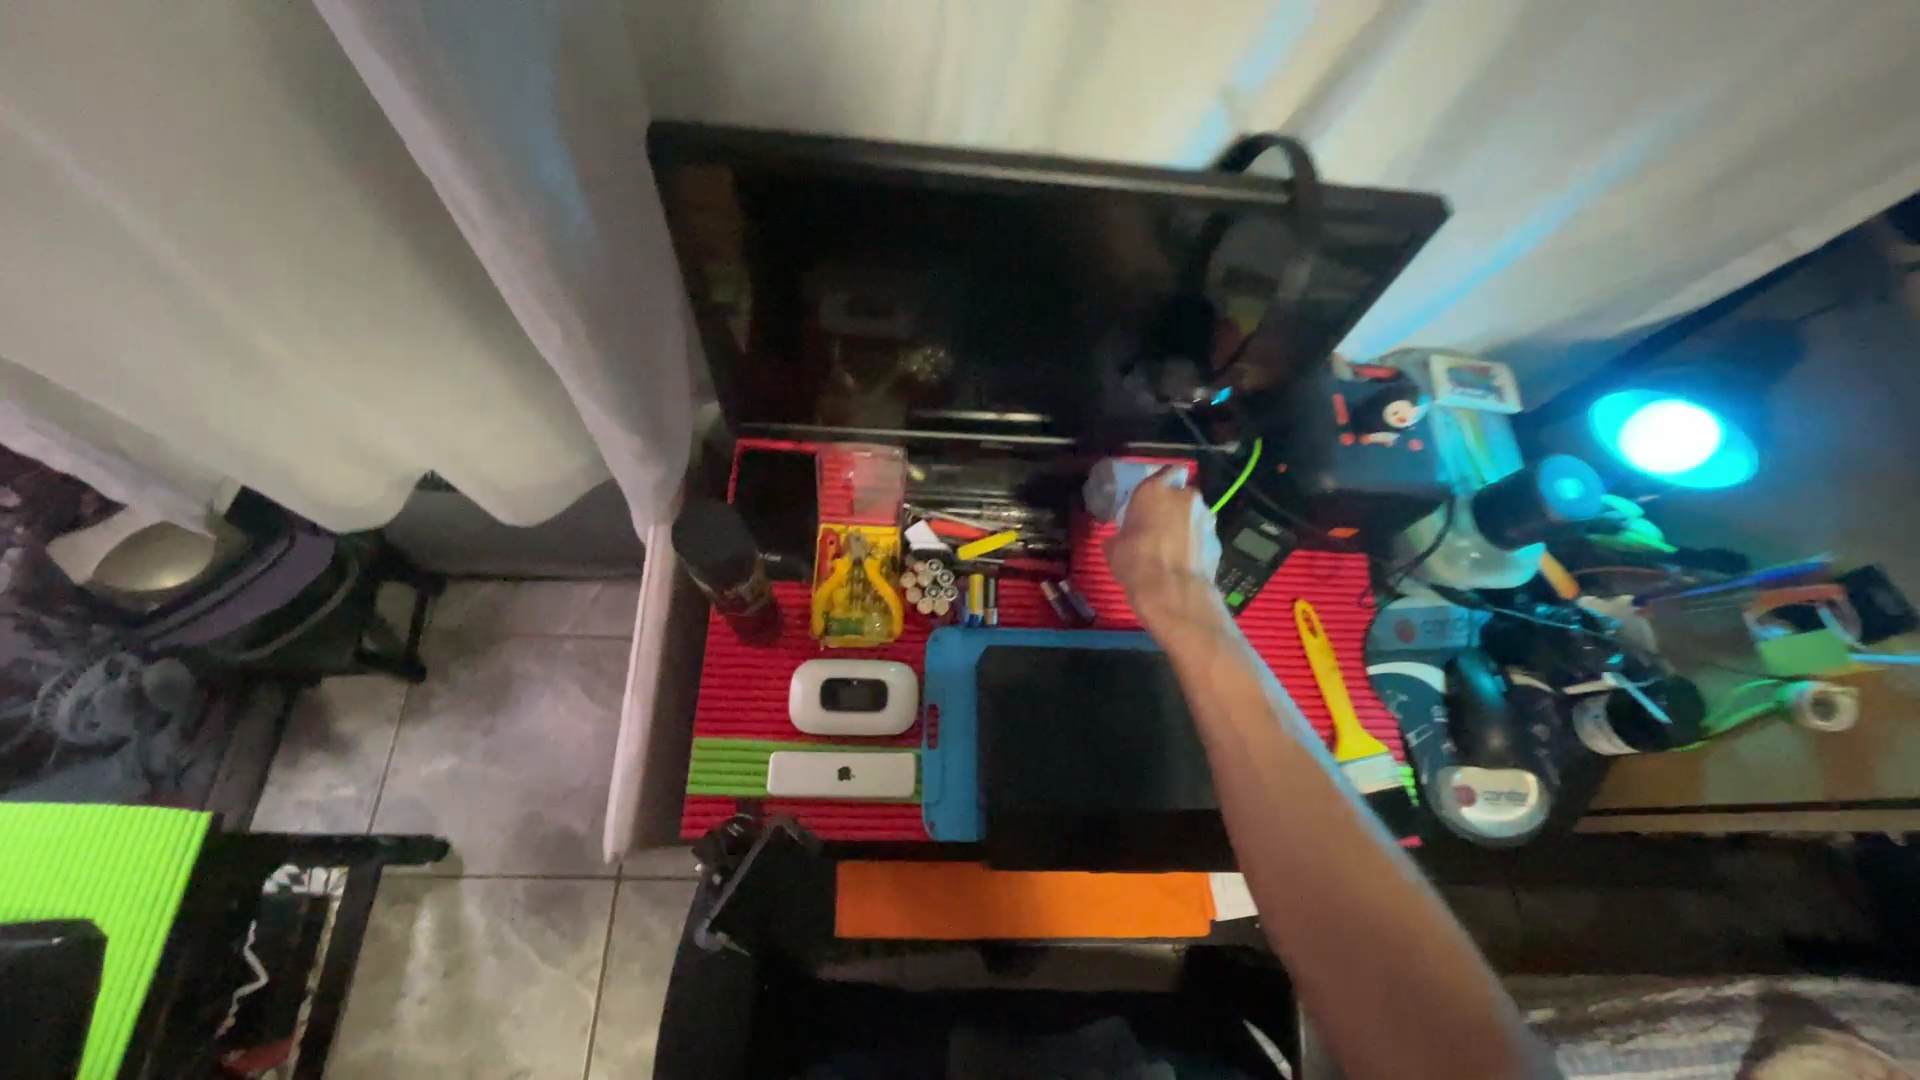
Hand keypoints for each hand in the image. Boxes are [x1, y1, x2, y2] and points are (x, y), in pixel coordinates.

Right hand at [1104, 468, 1224, 631]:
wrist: (1172, 592)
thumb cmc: (1135, 563)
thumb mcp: (1114, 547)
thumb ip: (1123, 533)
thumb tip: (1122, 538)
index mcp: (1154, 490)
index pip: (1166, 471)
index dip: (1163, 483)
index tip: (1154, 498)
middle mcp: (1185, 496)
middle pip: (1183, 494)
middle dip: (1175, 506)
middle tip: (1161, 525)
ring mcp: (1206, 517)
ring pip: (1196, 514)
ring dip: (1187, 525)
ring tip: (1174, 547)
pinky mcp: (1218, 539)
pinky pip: (1203, 536)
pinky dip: (1196, 544)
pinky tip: (1185, 561)